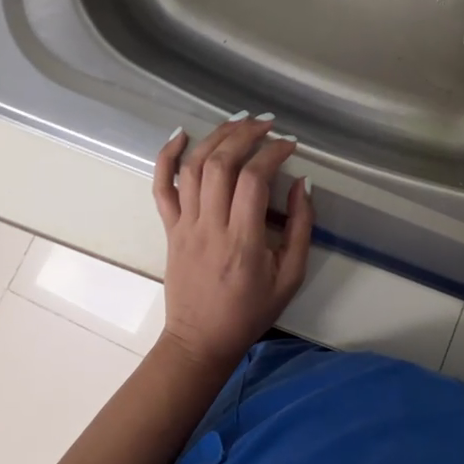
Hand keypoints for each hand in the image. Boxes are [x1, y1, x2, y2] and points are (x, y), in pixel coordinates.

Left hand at [151, 117, 313, 369]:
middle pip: (220, 165)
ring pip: (192, 168)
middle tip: (266, 124)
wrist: (201, 341)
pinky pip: (161, 187)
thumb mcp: (291, 277)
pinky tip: (181, 134)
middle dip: (244, 135)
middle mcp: (210, 227)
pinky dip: (166, 156)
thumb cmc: (250, 311)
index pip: (253, 180)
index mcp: (242, 241)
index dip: (272, 154)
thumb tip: (302, 184)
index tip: (290, 144)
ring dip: (215, 137)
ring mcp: (185, 225)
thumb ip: (301, 228)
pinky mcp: (170, 228)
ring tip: (237, 122)